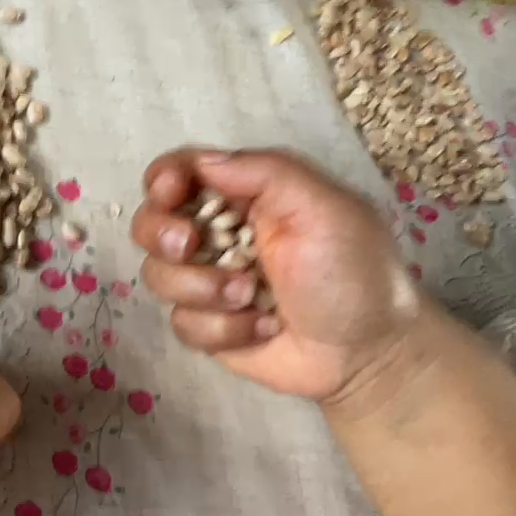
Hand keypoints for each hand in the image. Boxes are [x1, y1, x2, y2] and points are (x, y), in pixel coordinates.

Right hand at [130, 147, 428, 404]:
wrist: (365, 352)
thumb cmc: (354, 272)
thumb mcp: (324, 208)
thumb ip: (266, 174)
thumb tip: (202, 163)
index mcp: (243, 197)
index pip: (181, 172)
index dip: (163, 179)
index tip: (169, 193)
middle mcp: (215, 235)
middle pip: (149, 223)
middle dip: (162, 234)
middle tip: (190, 247)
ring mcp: (204, 282)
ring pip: (158, 276)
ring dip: (203, 289)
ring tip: (250, 297)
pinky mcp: (203, 325)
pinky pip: (181, 322)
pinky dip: (223, 328)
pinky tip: (261, 327)